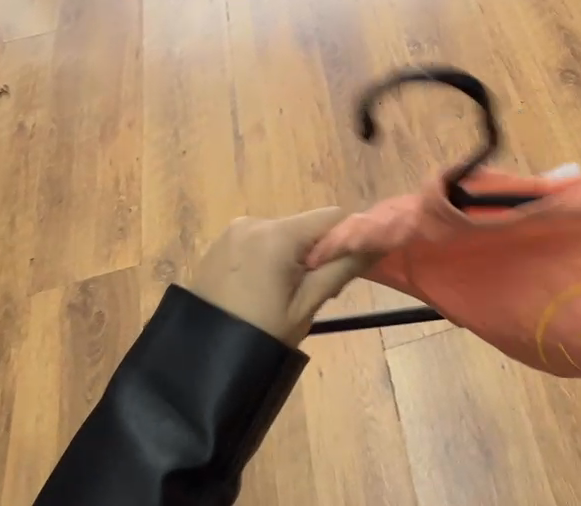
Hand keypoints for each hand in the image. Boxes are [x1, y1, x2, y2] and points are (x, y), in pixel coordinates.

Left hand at [187, 208, 374, 345]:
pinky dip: (271, 258)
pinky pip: (260, 241)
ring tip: (285, 297)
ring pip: (284, 234)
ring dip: (294, 256)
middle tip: (313, 293)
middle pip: (307, 225)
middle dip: (318, 251)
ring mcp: (233, 230)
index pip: (333, 217)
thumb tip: (381, 242)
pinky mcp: (220, 243)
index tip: (344, 272)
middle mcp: (255, 220)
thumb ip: (344, 267)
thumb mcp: (307, 305)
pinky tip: (262, 291)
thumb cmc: (260, 335)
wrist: (199, 364)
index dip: (347, 240)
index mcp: (277, 233)